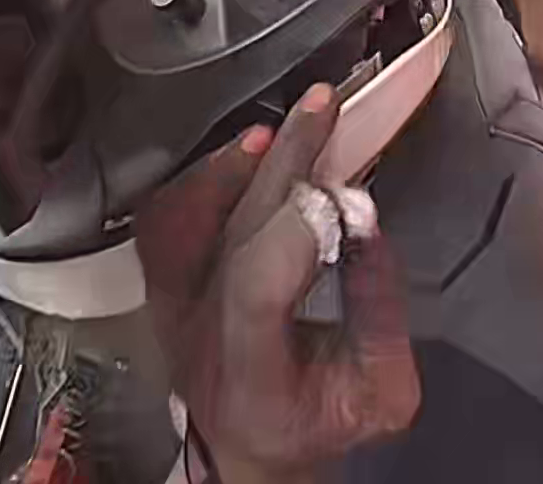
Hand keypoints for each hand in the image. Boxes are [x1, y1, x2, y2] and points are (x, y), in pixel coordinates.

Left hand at [136, 85, 419, 482]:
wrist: (246, 436)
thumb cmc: (316, 418)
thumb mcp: (378, 389)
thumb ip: (377, 307)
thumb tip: (366, 219)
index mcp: (249, 369)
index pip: (257, 283)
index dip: (299, 228)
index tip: (348, 190)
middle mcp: (196, 325)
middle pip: (233, 226)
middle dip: (287, 158)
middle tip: (322, 106)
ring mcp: (170, 296)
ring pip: (188, 211)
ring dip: (240, 160)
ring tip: (283, 126)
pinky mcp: (163, 273)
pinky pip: (172, 209)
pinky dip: (209, 171)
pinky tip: (247, 148)